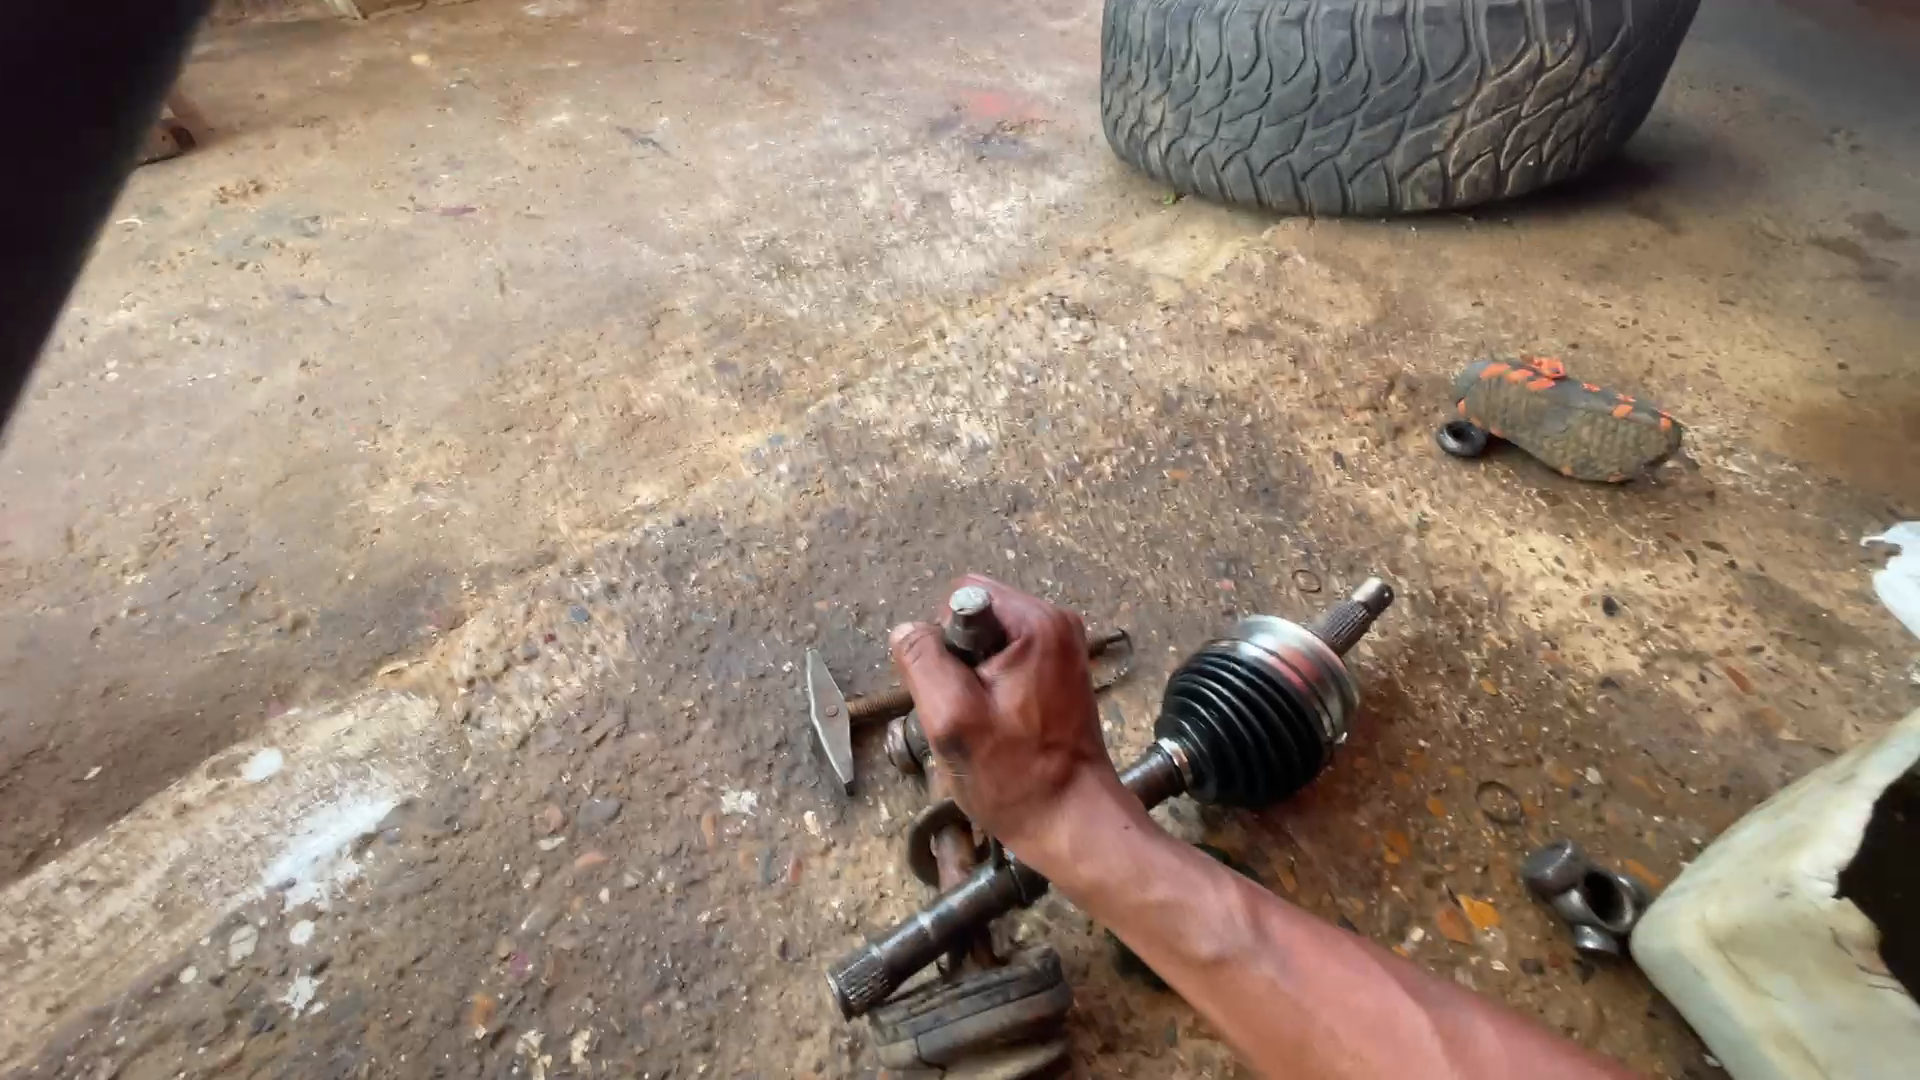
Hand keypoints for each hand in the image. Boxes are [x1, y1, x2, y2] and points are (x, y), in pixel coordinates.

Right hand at [888, 576, 1128, 861]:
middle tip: (968, 713)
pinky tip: (1000, 726)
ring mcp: (1062, 649)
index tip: (957, 690)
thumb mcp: (952, 717)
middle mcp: (1057, 624)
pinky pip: (1008, 662)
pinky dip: (992, 689)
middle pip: (977, 619)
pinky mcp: (1061, 673)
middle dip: (958, 663)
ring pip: (989, 644)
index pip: (964, 596)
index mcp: (1037, 623)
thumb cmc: (1018, 776)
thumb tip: (906, 630)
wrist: (1074, 821)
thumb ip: (922, 661)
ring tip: (985, 723)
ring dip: (972, 680)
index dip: (944, 642)